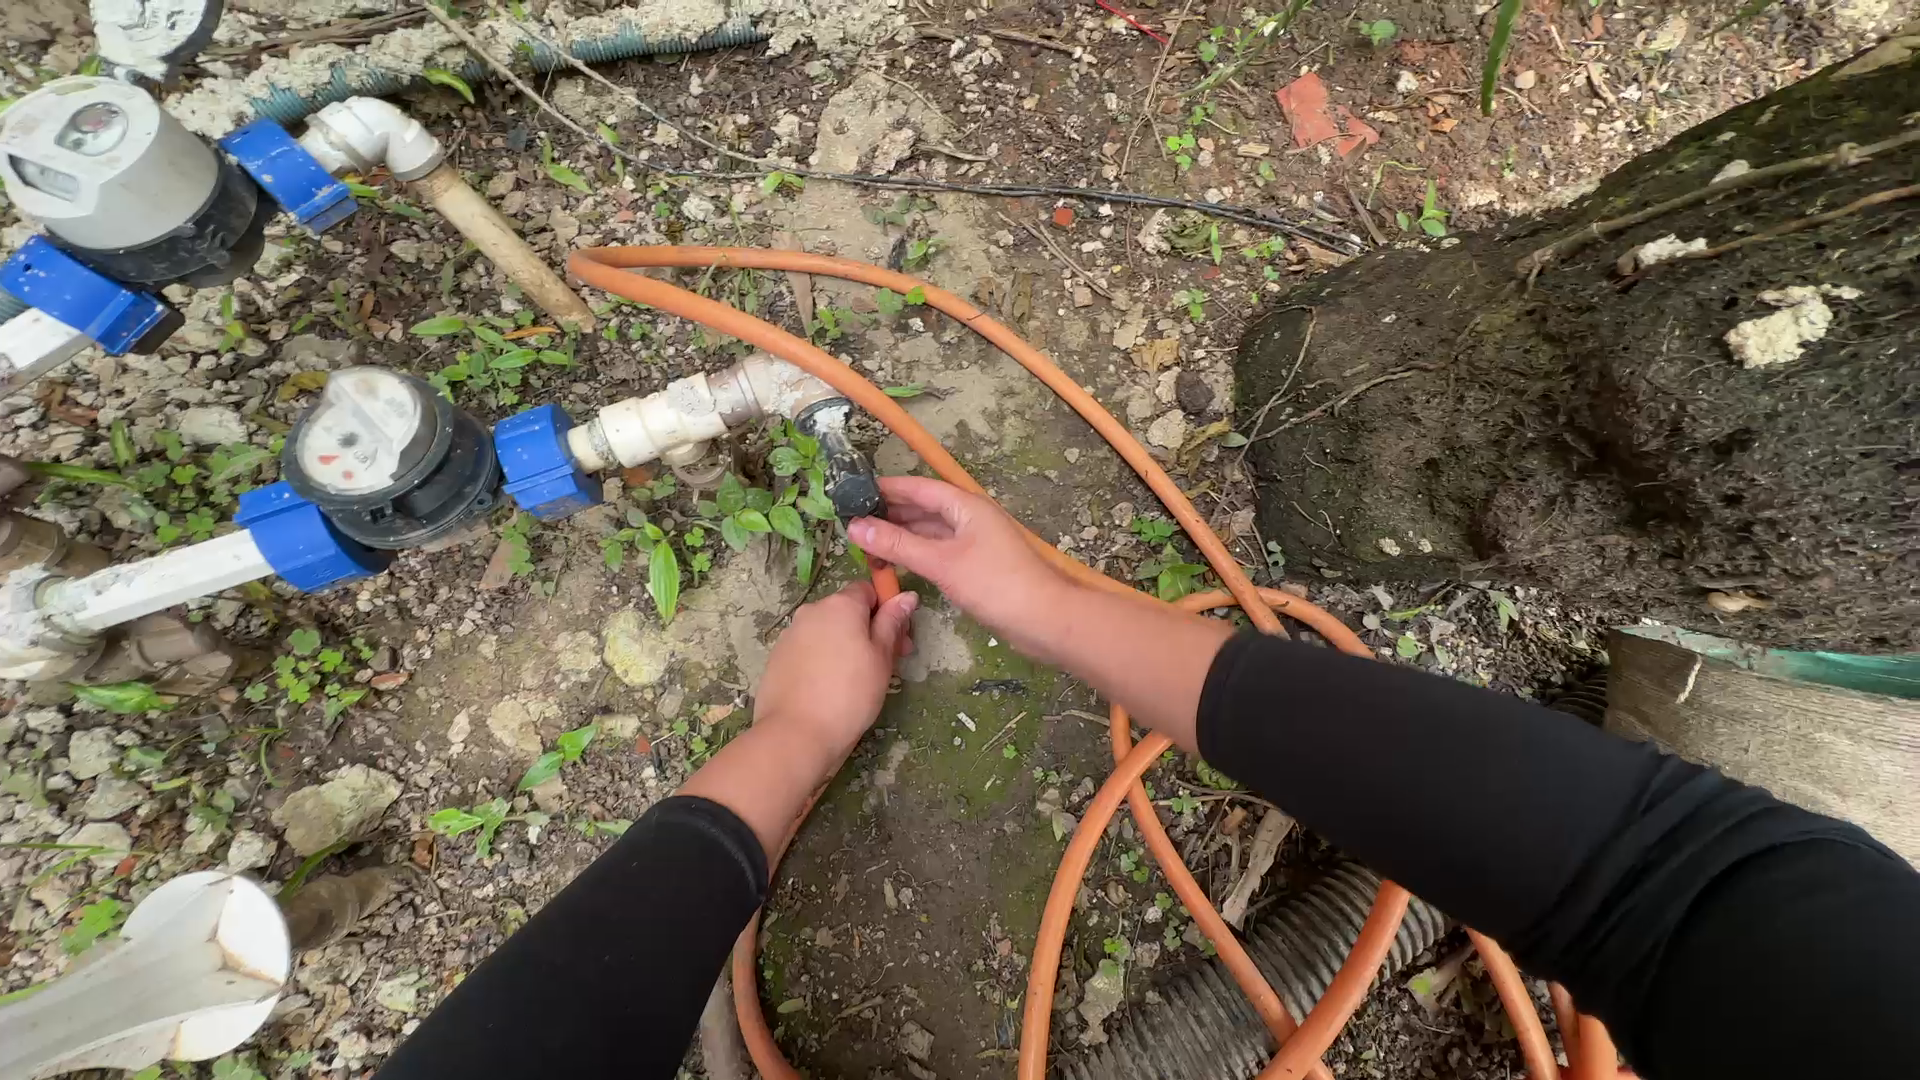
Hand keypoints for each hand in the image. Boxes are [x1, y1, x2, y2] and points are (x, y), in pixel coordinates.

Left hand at [754, 581, 917, 753]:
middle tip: (887, 664)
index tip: (899, 639)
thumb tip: (907, 595)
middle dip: (869, 630)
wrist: (796, 733)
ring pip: (828, 631)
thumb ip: (893, 622)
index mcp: (840, 605)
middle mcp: (812, 611)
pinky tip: (831, 687)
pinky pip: (809, 648)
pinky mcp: (778, 657)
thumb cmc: (850, 693)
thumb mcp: (881, 657)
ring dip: (846, 645)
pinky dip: (824, 659)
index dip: (887, 610)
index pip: (868, 590)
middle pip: (847, 610)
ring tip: (858, 680)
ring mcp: (791, 634)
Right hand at [849, 476, 1074, 651]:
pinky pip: (939, 551)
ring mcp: (975, 542)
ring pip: (931, 531)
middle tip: (853, 522)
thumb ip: (898, 544)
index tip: (854, 492)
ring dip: (902, 535)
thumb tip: (856, 527)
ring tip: (867, 543)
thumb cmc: (994, 584)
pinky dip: (917, 553)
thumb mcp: (941, 562)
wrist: (1043, 619)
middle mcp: (970, 518)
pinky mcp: (976, 566)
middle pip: (924, 508)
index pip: (919, 488)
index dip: (887, 489)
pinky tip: (897, 562)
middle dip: (890, 514)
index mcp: (965, 506)